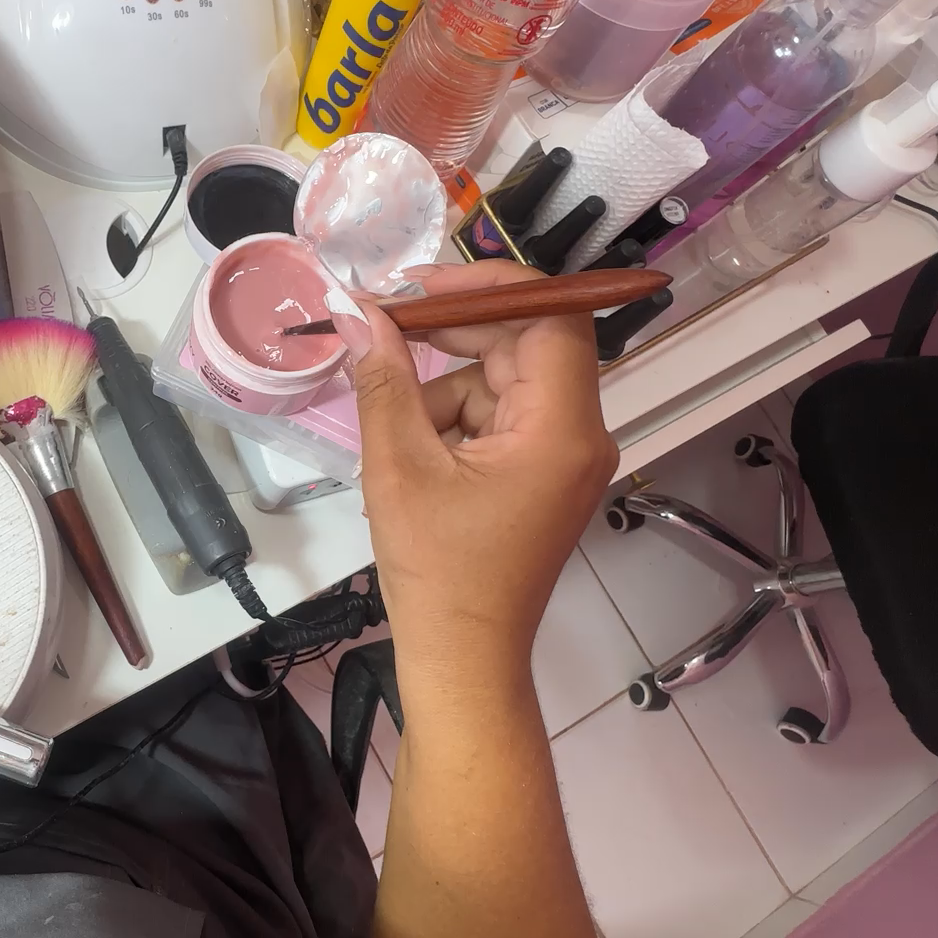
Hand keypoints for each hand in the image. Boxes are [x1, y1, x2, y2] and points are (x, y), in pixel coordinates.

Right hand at [343, 260, 617, 644]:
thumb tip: (358, 314)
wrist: (460, 652)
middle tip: (383, 331)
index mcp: (560, 430)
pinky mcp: (541, 476)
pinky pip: (498, 420)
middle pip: (523, 347)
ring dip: (443, 395)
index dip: (486, 286)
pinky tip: (417, 462)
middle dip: (451, 340)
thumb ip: (382, 382)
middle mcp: (578, 435)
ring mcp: (562, 457)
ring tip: (398, 445)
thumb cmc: (434, 568)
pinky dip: (454, 425)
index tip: (419, 284)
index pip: (548, 316)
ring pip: (502, 385)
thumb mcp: (396, 468)